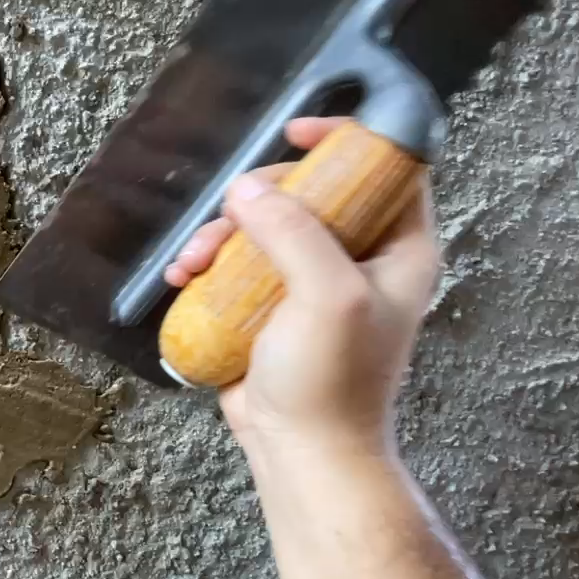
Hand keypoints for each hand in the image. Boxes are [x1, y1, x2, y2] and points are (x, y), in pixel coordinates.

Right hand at [164, 118, 440, 457]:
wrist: (299, 446)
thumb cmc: (331, 378)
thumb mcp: (327, 298)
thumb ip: (294, 235)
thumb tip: (244, 189)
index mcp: (397, 250)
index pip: (387, 171)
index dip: (347, 141)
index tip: (295, 132)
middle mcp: (356, 259)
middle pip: (308, 196)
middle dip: (257, 200)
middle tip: (225, 217)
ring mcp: (308, 283)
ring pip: (261, 229)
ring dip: (219, 236)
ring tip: (189, 263)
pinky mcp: (267, 305)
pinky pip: (235, 264)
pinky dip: (206, 264)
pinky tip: (181, 278)